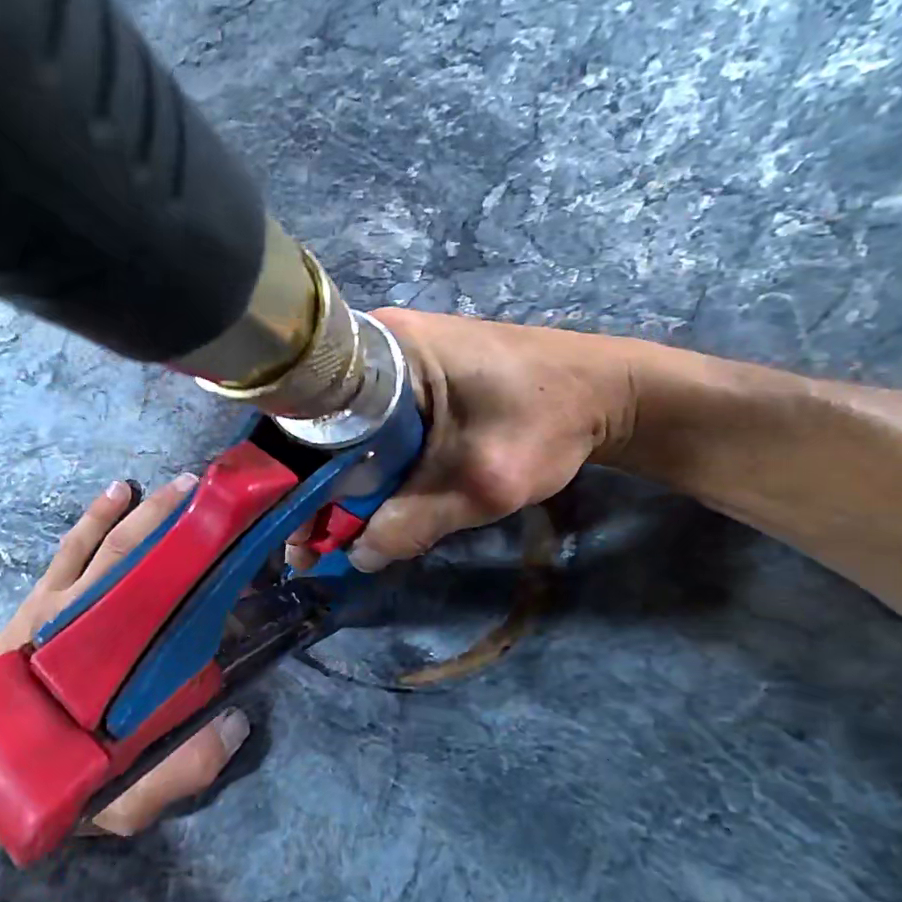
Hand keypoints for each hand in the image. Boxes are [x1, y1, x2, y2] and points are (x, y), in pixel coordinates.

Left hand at [0, 472, 251, 835]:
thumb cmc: (56, 785)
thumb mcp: (124, 802)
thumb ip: (183, 770)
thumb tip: (238, 721)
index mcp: (126, 670)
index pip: (183, 613)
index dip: (218, 583)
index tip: (251, 567)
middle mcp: (98, 625)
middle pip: (150, 563)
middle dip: (190, 528)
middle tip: (226, 505)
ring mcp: (65, 606)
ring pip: (114, 544)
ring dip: (152, 511)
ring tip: (186, 486)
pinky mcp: (40, 599)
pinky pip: (74, 547)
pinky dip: (99, 516)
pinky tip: (121, 491)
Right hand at [298, 308, 636, 571]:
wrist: (608, 391)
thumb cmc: (546, 420)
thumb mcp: (480, 482)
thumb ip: (413, 523)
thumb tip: (355, 558)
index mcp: (382, 347)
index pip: (307, 415)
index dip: (293, 479)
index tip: (295, 530)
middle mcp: (377, 343)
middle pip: (322, 424)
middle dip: (315, 489)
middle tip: (311, 545)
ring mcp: (396, 359)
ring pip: (347, 430)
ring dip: (343, 483)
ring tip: (335, 535)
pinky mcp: (416, 379)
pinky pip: (374, 427)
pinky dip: (370, 468)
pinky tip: (371, 505)